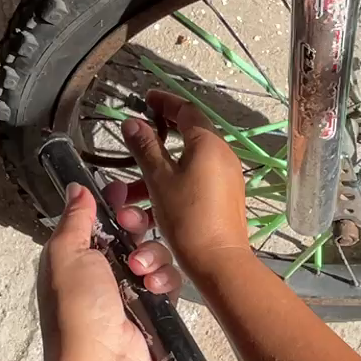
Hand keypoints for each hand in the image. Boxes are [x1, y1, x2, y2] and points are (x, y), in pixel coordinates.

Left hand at [37, 181, 180, 360]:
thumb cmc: (78, 307)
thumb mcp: (66, 255)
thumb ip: (75, 219)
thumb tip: (76, 188)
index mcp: (76, 256)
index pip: (98, 219)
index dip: (112, 202)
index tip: (124, 190)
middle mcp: (103, 271)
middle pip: (131, 231)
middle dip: (136, 225)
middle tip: (133, 228)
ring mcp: (131, 290)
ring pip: (154, 252)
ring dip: (152, 255)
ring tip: (141, 271)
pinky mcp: (155, 307)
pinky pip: (169, 279)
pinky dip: (165, 279)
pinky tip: (156, 288)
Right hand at [121, 90, 250, 276]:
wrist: (218, 261)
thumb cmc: (187, 218)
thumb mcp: (159, 180)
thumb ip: (145, 148)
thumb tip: (132, 122)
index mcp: (208, 144)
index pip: (186, 110)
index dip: (165, 102)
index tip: (147, 99)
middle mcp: (222, 155)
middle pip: (189, 134)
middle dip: (159, 136)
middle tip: (139, 134)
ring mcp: (227, 176)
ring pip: (188, 161)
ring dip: (160, 168)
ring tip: (133, 187)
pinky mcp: (225, 196)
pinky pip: (196, 178)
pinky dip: (174, 182)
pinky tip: (153, 201)